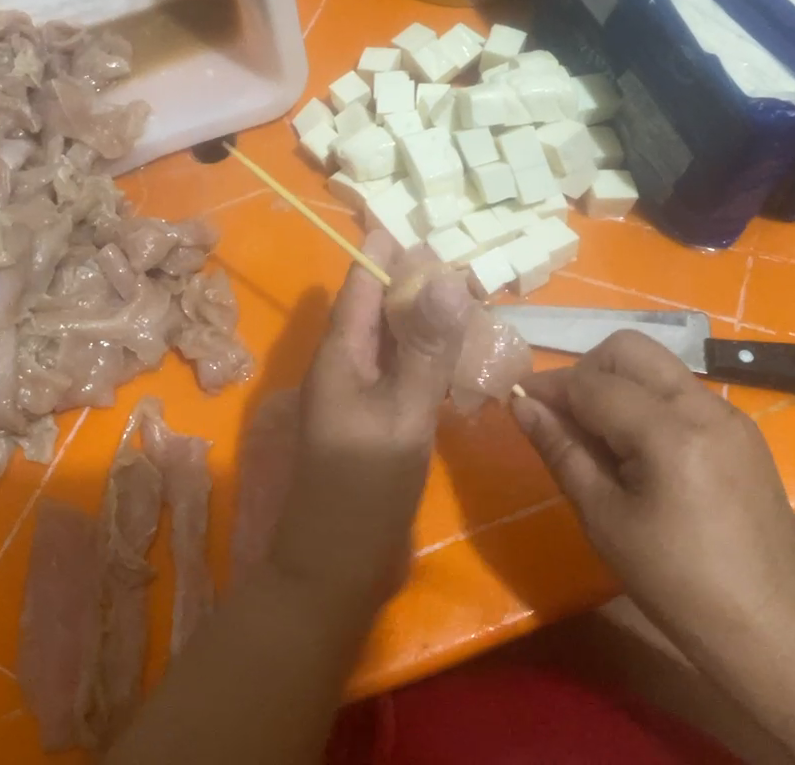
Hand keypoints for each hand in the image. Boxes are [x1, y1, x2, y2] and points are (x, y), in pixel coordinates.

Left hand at [269, 235, 469, 614]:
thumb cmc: (361, 488)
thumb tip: (444, 279)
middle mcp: (344, 372)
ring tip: (461, 299)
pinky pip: (399, 378)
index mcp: (339, 358)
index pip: (359, 292)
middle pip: (375, 315)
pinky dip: (426, 361)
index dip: (379, 259)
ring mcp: (358, 402)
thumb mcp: (400, 414)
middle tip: (451, 262)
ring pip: (389, 346)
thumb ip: (425, 351)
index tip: (404, 227)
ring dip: (419, 322)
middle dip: (406, 285)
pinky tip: (456, 360)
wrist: (334, 567)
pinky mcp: (375, 429)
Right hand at [510, 331, 794, 662]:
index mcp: (669, 432)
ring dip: (615, 384)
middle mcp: (703, 407)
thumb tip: (520, 402)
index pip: (591, 382)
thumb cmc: (677, 582)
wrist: (776, 629)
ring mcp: (728, 415)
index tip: (517, 403)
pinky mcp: (740, 431)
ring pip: (655, 366)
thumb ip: (561, 450)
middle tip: (563, 417)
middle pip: (628, 350)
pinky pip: (679, 391)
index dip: (548, 388)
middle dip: (584, 371)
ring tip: (596, 438)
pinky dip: (645, 401)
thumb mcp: (604, 519)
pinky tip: (635, 450)